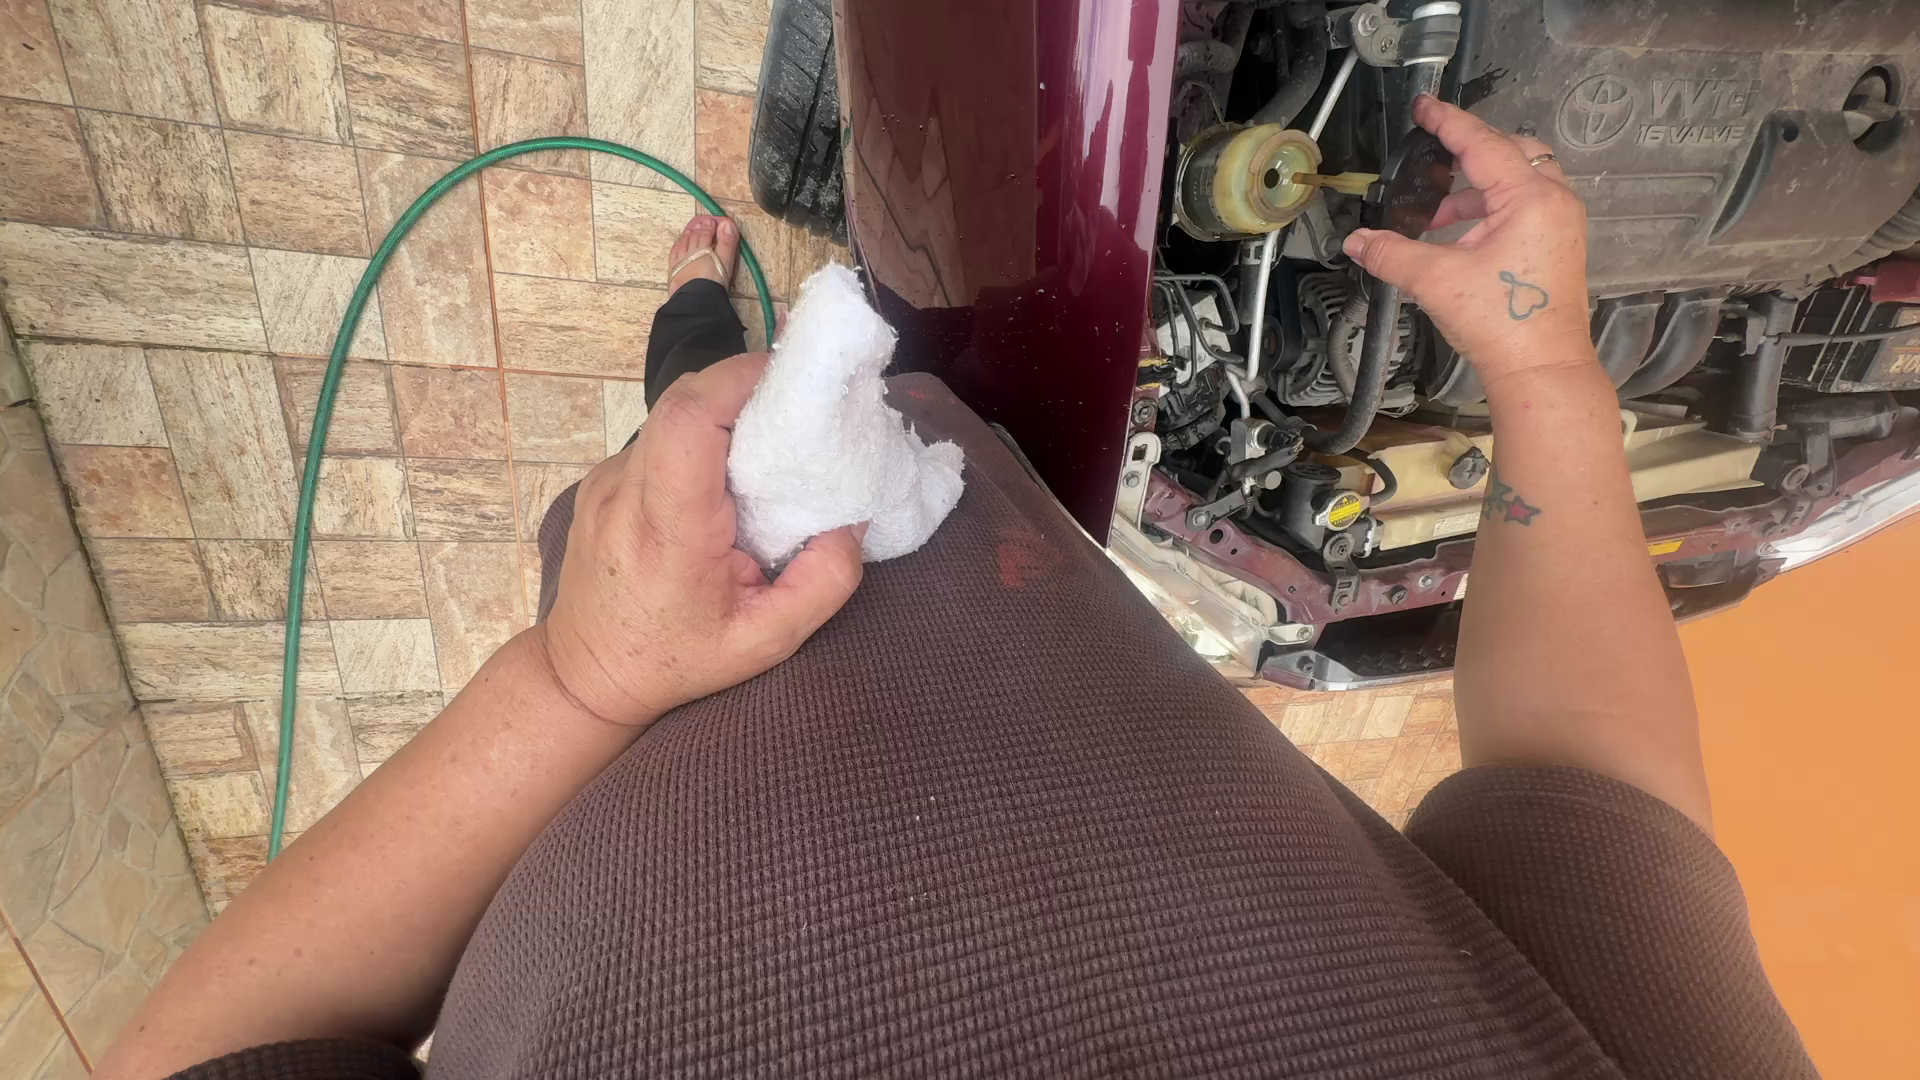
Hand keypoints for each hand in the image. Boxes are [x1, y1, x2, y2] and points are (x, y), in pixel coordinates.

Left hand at [535, 353, 865, 727]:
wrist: (587, 673)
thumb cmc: (679, 659)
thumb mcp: (768, 641)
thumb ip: (825, 582)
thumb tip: (851, 517)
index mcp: (668, 531)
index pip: (690, 420)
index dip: (742, 380)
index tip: (797, 382)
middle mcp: (626, 492)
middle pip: (683, 400)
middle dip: (746, 385)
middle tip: (799, 407)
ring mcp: (607, 480)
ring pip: (673, 413)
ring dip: (728, 409)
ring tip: (773, 439)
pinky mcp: (606, 479)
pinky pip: (663, 436)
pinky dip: (706, 434)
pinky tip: (731, 472)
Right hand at [1342, 95, 1593, 385]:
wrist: (1538, 365)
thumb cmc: (1500, 319)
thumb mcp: (1434, 281)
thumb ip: (1391, 254)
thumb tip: (1357, 240)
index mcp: (1529, 197)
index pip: (1483, 144)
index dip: (1449, 124)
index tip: (1425, 107)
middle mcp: (1553, 202)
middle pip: (1511, 155)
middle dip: (1466, 160)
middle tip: (1430, 169)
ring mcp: (1558, 225)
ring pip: (1514, 187)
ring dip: (1470, 196)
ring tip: (1430, 221)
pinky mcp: (1553, 248)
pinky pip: (1519, 213)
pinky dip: (1484, 217)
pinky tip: (1455, 244)